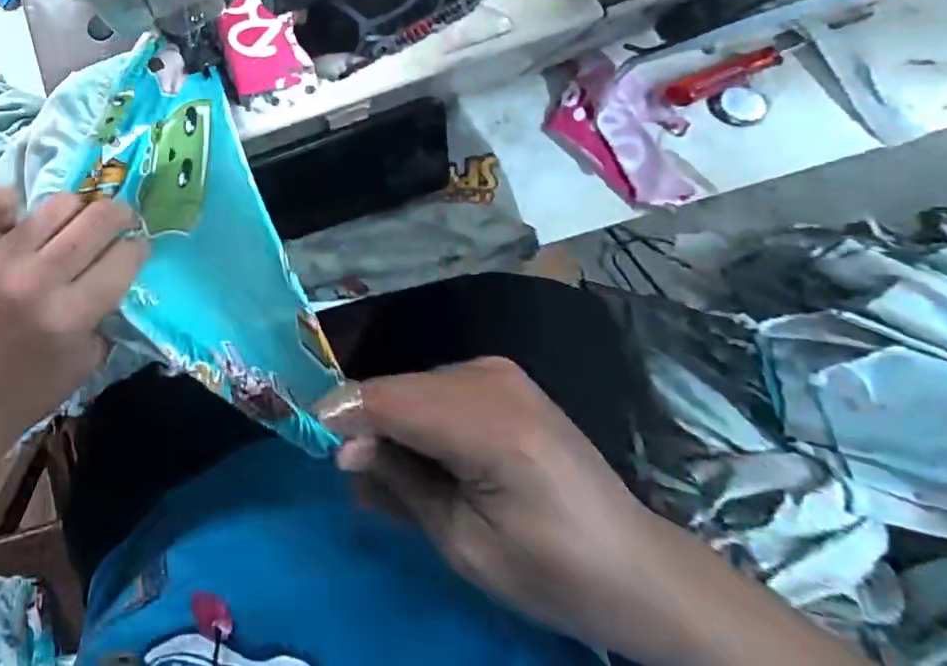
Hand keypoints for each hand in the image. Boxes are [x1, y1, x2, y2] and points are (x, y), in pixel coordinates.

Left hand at [0, 188, 147, 452]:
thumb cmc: (34, 387)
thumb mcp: (89, 359)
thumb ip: (108, 311)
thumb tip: (120, 266)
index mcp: (71, 315)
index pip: (123, 258)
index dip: (138, 248)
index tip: (136, 248)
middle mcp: (37, 281)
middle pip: (96, 221)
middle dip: (119, 215)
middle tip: (118, 222)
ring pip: (55, 205)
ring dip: (76, 207)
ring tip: (74, 221)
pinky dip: (5, 200)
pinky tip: (17, 216)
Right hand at [317, 358, 866, 665]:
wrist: (637, 567)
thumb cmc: (553, 573)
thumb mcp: (464, 544)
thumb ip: (400, 483)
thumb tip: (343, 448)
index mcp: (493, 427)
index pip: (391, 400)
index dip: (342, 415)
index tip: (309, 442)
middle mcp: (494, 381)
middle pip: (398, 388)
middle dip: (364, 425)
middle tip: (353, 477)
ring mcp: (500, 372)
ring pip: (412, 385)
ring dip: (389, 424)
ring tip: (388, 477)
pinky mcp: (501, 377)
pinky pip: (434, 387)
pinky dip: (415, 419)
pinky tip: (420, 458)